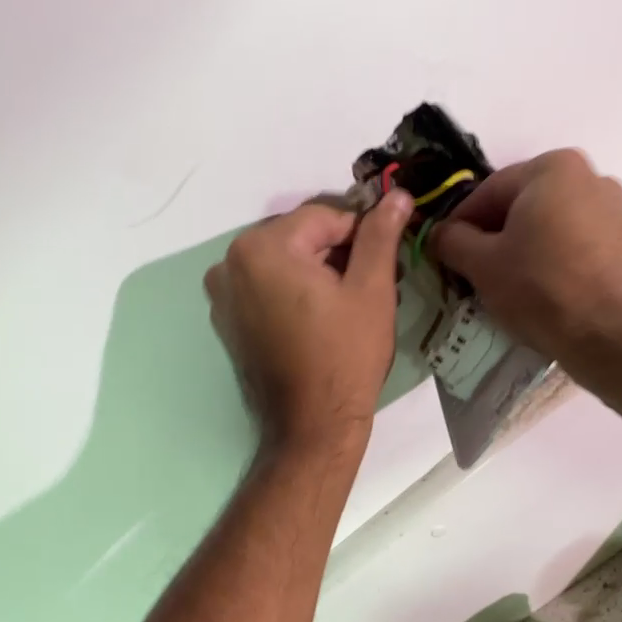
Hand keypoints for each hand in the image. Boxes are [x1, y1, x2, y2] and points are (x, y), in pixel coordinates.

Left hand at [205, 191, 412, 453]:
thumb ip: (380, 237)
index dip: (362, 234)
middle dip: (337, 253)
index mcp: (263, 247)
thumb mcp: (371, 292)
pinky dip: (293, 294)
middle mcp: (230, 262)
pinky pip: (267, 289)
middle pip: (299, 238)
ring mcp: (223, 294)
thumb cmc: (346, 357)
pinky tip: (320, 322)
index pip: (324, 216)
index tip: (387, 261)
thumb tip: (398, 195)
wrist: (313, 426)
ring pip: (284, 263)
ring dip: (317, 273)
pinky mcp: (228, 321)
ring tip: (348, 307)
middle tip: (372, 286)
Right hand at [431, 149, 621, 361]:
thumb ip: (453, 241)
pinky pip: (583, 247)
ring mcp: (619, 212)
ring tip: (513, 285)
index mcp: (554, 168)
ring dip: (532, 248)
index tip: (446, 250)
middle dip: (500, 234)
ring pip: (557, 226)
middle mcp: (593, 178)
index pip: (491, 191)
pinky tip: (549, 292)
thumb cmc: (540, 289)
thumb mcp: (483, 265)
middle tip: (477, 270)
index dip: (462, 223)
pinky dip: (562, 261)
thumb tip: (440, 233)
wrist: (609, 336)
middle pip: (527, 205)